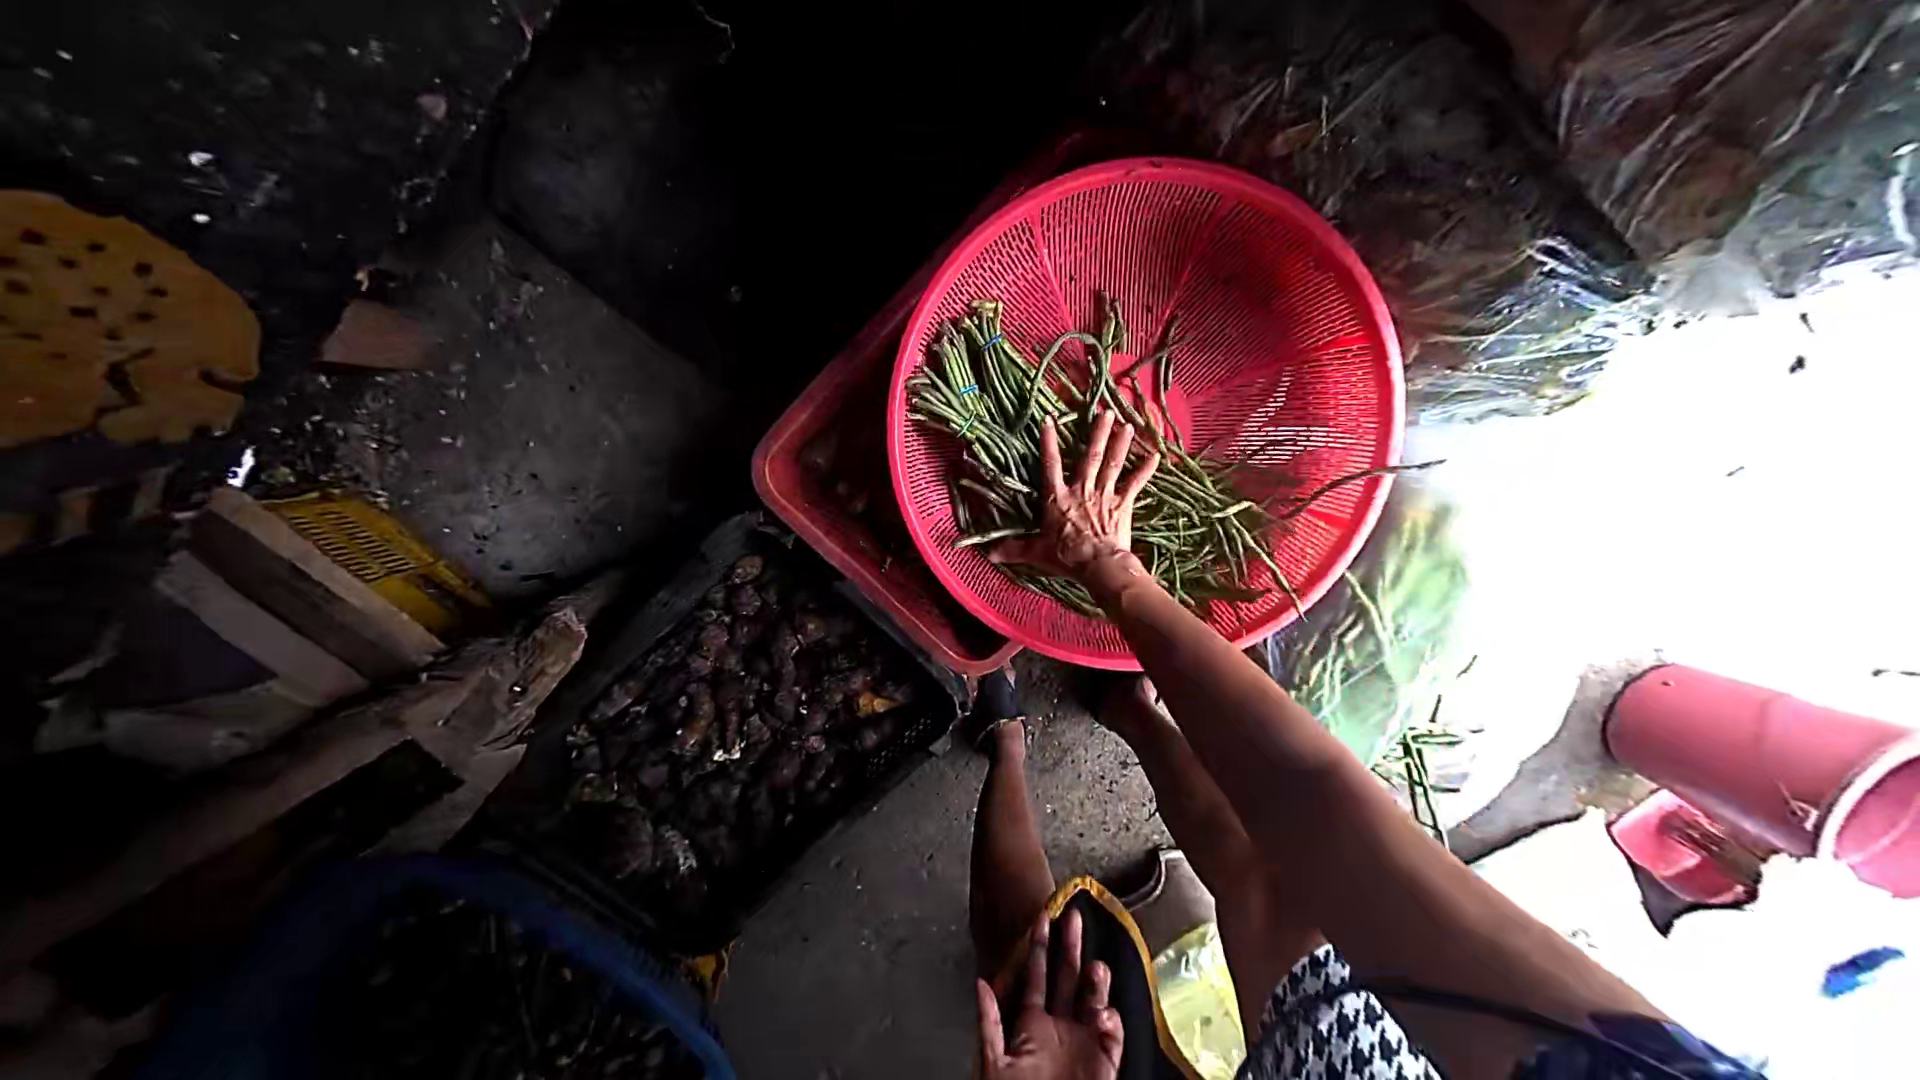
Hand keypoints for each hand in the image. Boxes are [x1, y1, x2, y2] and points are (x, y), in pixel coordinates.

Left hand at [976, 911, 1123, 1079]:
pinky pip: (1113, 1035)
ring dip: (1095, 981)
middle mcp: (1060, 1024)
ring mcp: (1083, 1040)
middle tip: (1073, 915)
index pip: (1037, 974)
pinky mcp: (1104, 1061)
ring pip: (1092, 998)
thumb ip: (989, 1023)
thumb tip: (980, 982)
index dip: (1039, 945)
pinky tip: (1102, 1015)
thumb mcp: (995, 1064)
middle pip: (1067, 976)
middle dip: (1071, 945)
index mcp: (1033, 1023)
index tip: (1043, 915)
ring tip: (1095, 969)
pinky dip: (1110, 1021)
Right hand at [990, 407, 1159, 589]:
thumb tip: (987, 553)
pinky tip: (1155, 455)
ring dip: (1119, 443)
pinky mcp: (1122, 505)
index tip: (1049, 419)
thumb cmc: (1065, 557)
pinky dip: (1145, 470)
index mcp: (1057, 498)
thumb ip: (1013, 549)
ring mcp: (1104, 495)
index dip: (1048, 441)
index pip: (1050, 464)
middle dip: (1097, 433)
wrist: (1098, 565)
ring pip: (1112, 463)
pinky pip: (1136, 484)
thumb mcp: (1035, 552)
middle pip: (1090, 456)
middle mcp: (1081, 490)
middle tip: (1105, 411)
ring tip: (1126, 424)